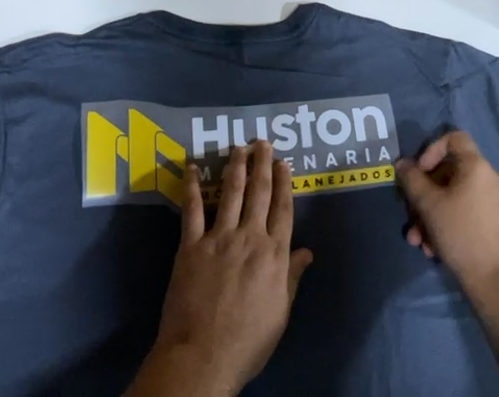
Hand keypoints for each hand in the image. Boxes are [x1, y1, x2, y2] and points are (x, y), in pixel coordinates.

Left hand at [127, 141, 313, 396]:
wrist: (204, 356)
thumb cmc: (248, 341)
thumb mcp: (280, 312)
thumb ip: (291, 277)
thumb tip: (307, 252)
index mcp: (274, 255)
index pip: (283, 210)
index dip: (284, 184)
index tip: (285, 163)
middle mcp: (250, 238)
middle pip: (259, 193)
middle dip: (262, 164)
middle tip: (263, 142)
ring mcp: (219, 238)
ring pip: (230, 193)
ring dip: (235, 166)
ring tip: (238, 147)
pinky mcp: (191, 245)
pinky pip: (193, 209)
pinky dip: (193, 186)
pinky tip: (193, 168)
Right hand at [396, 130, 498, 292]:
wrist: (495, 280)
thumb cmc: (461, 233)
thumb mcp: (429, 205)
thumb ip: (412, 180)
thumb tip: (402, 163)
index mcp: (477, 167)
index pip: (454, 138)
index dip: (431, 149)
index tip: (419, 172)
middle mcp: (489, 179)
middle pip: (448, 173)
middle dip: (424, 195)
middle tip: (410, 214)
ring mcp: (494, 202)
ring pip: (453, 198)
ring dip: (430, 215)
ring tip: (418, 241)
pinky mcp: (494, 223)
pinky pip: (464, 213)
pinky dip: (446, 224)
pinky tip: (432, 249)